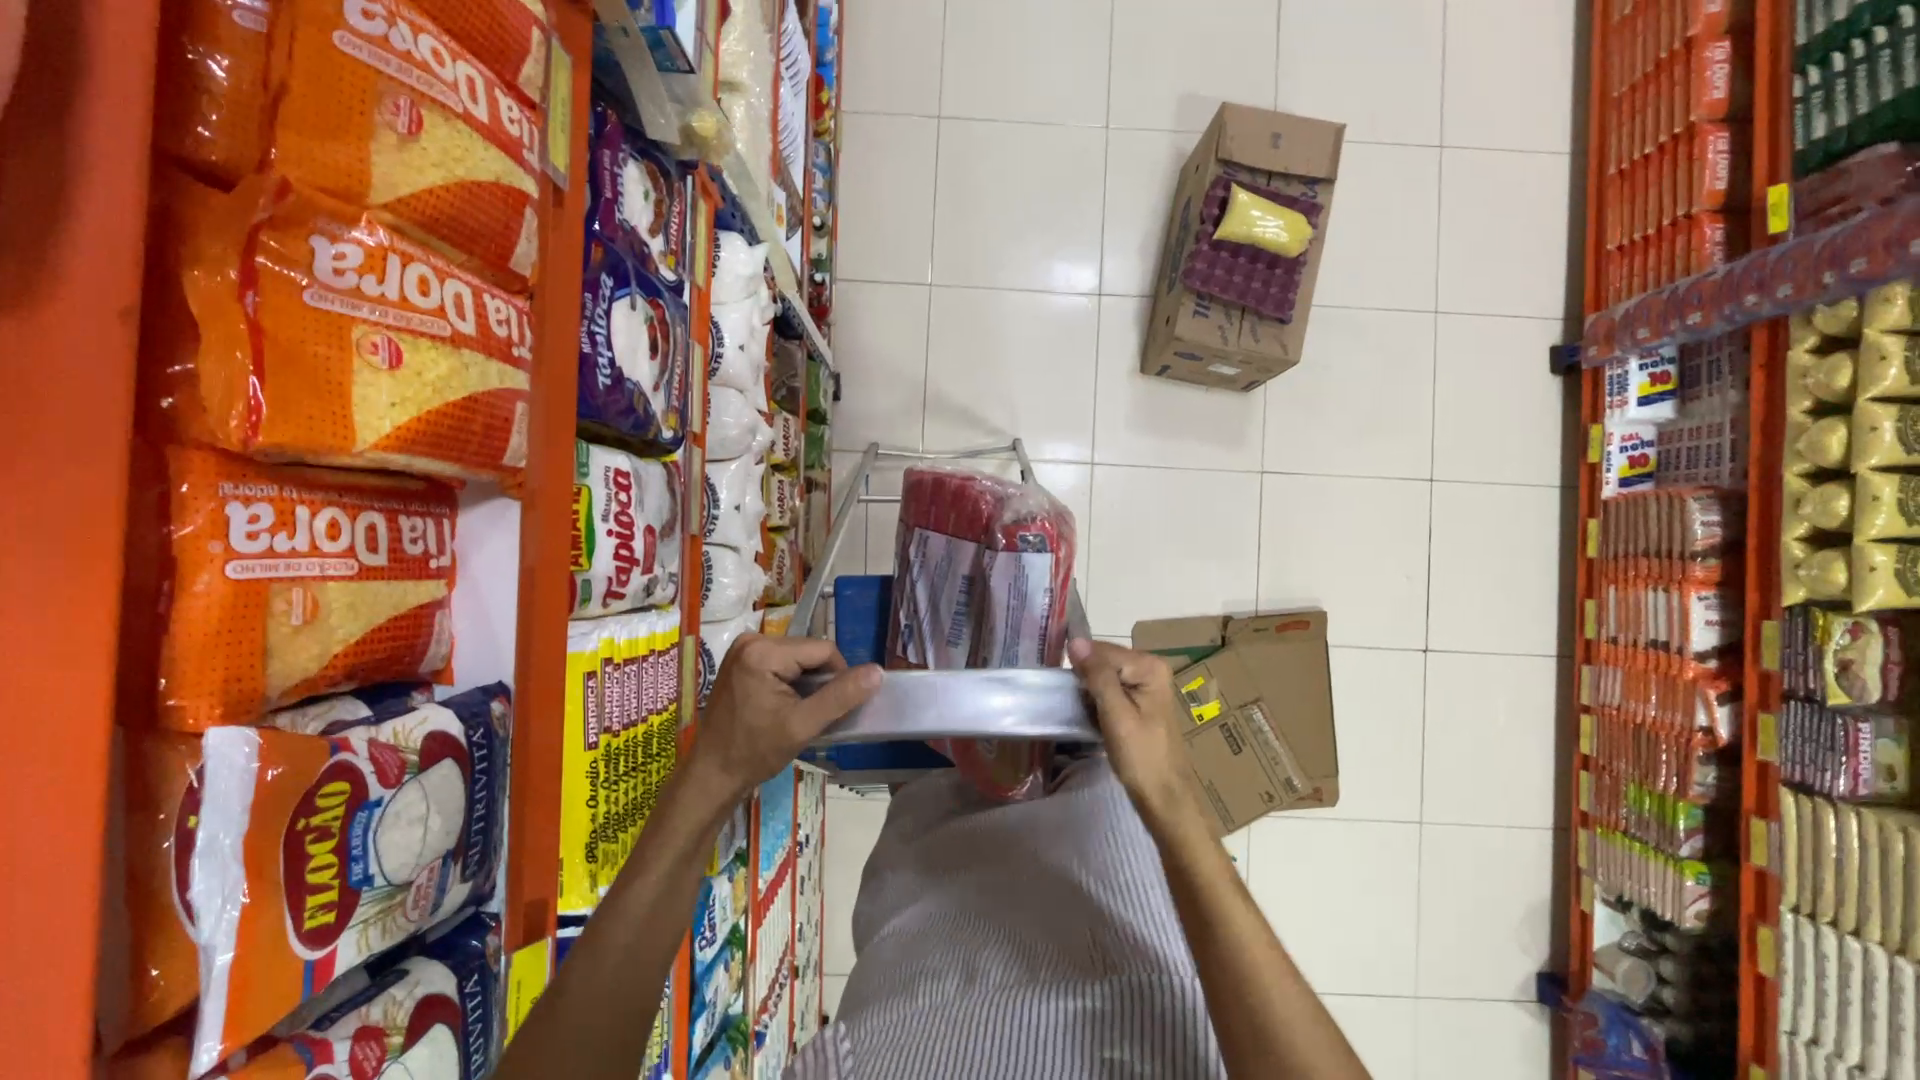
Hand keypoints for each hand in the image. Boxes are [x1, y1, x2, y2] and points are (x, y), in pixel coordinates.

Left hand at [692, 634, 881, 798]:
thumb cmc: (755, 752)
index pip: (824, 650)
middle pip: (809, 651)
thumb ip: (841, 696)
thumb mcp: (803, 725)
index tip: (830, 709)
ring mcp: (743, 649)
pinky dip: (790, 682)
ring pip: (798, 657)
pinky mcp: (741, 661)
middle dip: (819, 681)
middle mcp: (751, 640)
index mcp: (763, 651)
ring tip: (796, 712)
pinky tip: (783, 707)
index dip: (838, 677)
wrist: (712, 774)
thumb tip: (877, 672)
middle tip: (810, 714)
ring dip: (805, 683)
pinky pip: (781, 662)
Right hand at [1067, 639, 1199, 826]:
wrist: (1163, 795)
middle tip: (1075, 705)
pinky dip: (1098, 702)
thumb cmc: (1140, 756)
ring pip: (1103, 677)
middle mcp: (1151, 668)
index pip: (1102, 651)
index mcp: (1150, 666)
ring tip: (1083, 713)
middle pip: (1104, 662)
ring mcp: (1146, 686)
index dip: (1081, 669)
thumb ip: (1097, 675)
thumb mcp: (1115, 714)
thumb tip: (1075, 641)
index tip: (1067, 692)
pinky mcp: (1140, 702)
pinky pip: (1110, 691)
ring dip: (1090, 693)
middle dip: (1086, 681)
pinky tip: (1093, 718)